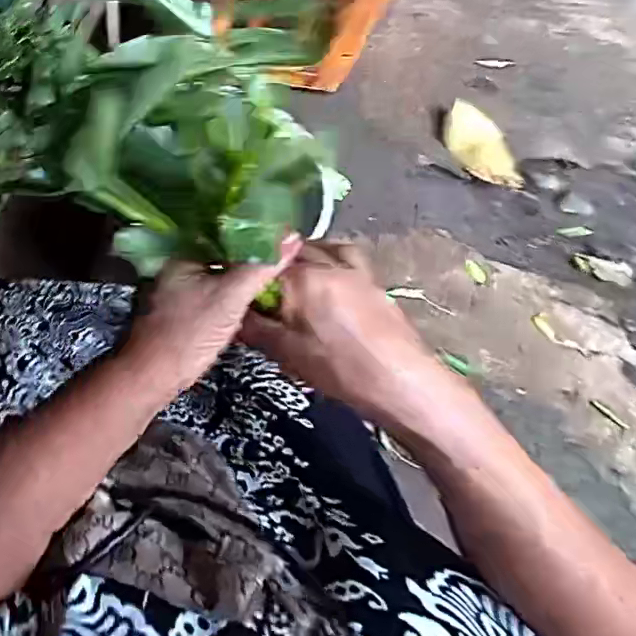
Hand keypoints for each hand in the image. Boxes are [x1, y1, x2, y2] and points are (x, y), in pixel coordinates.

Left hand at [123, 236, 301, 391]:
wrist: (156, 372)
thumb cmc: (190, 331)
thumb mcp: (230, 297)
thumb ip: (258, 267)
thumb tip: (292, 236)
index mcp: (181, 257)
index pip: (221, 235)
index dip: (252, 236)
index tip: (283, 239)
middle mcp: (176, 269)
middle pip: (220, 256)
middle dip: (249, 258)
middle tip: (287, 258)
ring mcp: (177, 291)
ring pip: (218, 277)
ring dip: (242, 278)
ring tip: (277, 276)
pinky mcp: (182, 311)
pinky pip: (213, 295)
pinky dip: (232, 296)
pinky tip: (253, 301)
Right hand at [238, 241, 474, 434]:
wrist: (407, 388)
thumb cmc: (339, 369)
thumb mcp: (283, 350)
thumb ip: (251, 325)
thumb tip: (228, 311)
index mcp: (300, 277)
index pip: (259, 259)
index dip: (241, 266)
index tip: (229, 277)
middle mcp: (327, 264)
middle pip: (289, 248)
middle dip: (269, 257)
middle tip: (254, 277)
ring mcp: (356, 271)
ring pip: (320, 246)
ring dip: (302, 252)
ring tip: (289, 271)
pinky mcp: (375, 284)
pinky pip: (346, 256)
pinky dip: (330, 257)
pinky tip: (324, 276)